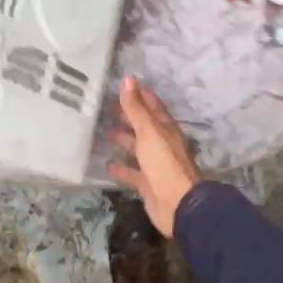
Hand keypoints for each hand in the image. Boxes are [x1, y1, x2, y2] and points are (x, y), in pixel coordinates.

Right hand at [106, 76, 200, 236]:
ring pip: (137, 148)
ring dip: (123, 140)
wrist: (177, 203)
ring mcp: (155, 164)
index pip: (153, 106)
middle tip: (107, 108)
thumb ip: (136, 108)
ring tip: (104, 132)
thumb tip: (128, 78)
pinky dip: (120, 167)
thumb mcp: (149, 131)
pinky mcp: (147, 183)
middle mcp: (161, 143)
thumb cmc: (164, 163)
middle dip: (129, 116)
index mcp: (165, 128)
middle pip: (144, 126)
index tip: (123, 86)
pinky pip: (131, 172)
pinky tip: (106, 164)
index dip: (140, 95)